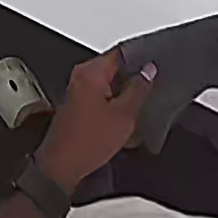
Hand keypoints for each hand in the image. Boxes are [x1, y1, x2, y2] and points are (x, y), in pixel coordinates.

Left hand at [34, 50, 154, 193]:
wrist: (63, 164)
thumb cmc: (87, 141)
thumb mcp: (123, 115)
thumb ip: (138, 90)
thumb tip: (148, 71)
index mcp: (91, 71)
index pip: (120, 53)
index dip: (140, 58)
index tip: (155, 67)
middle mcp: (82, 75)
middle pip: (114, 67)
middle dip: (133, 79)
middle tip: (150, 90)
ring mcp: (78, 88)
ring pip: (109, 83)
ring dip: (125, 93)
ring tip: (139, 107)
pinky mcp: (78, 102)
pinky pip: (101, 95)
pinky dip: (114, 103)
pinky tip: (125, 118)